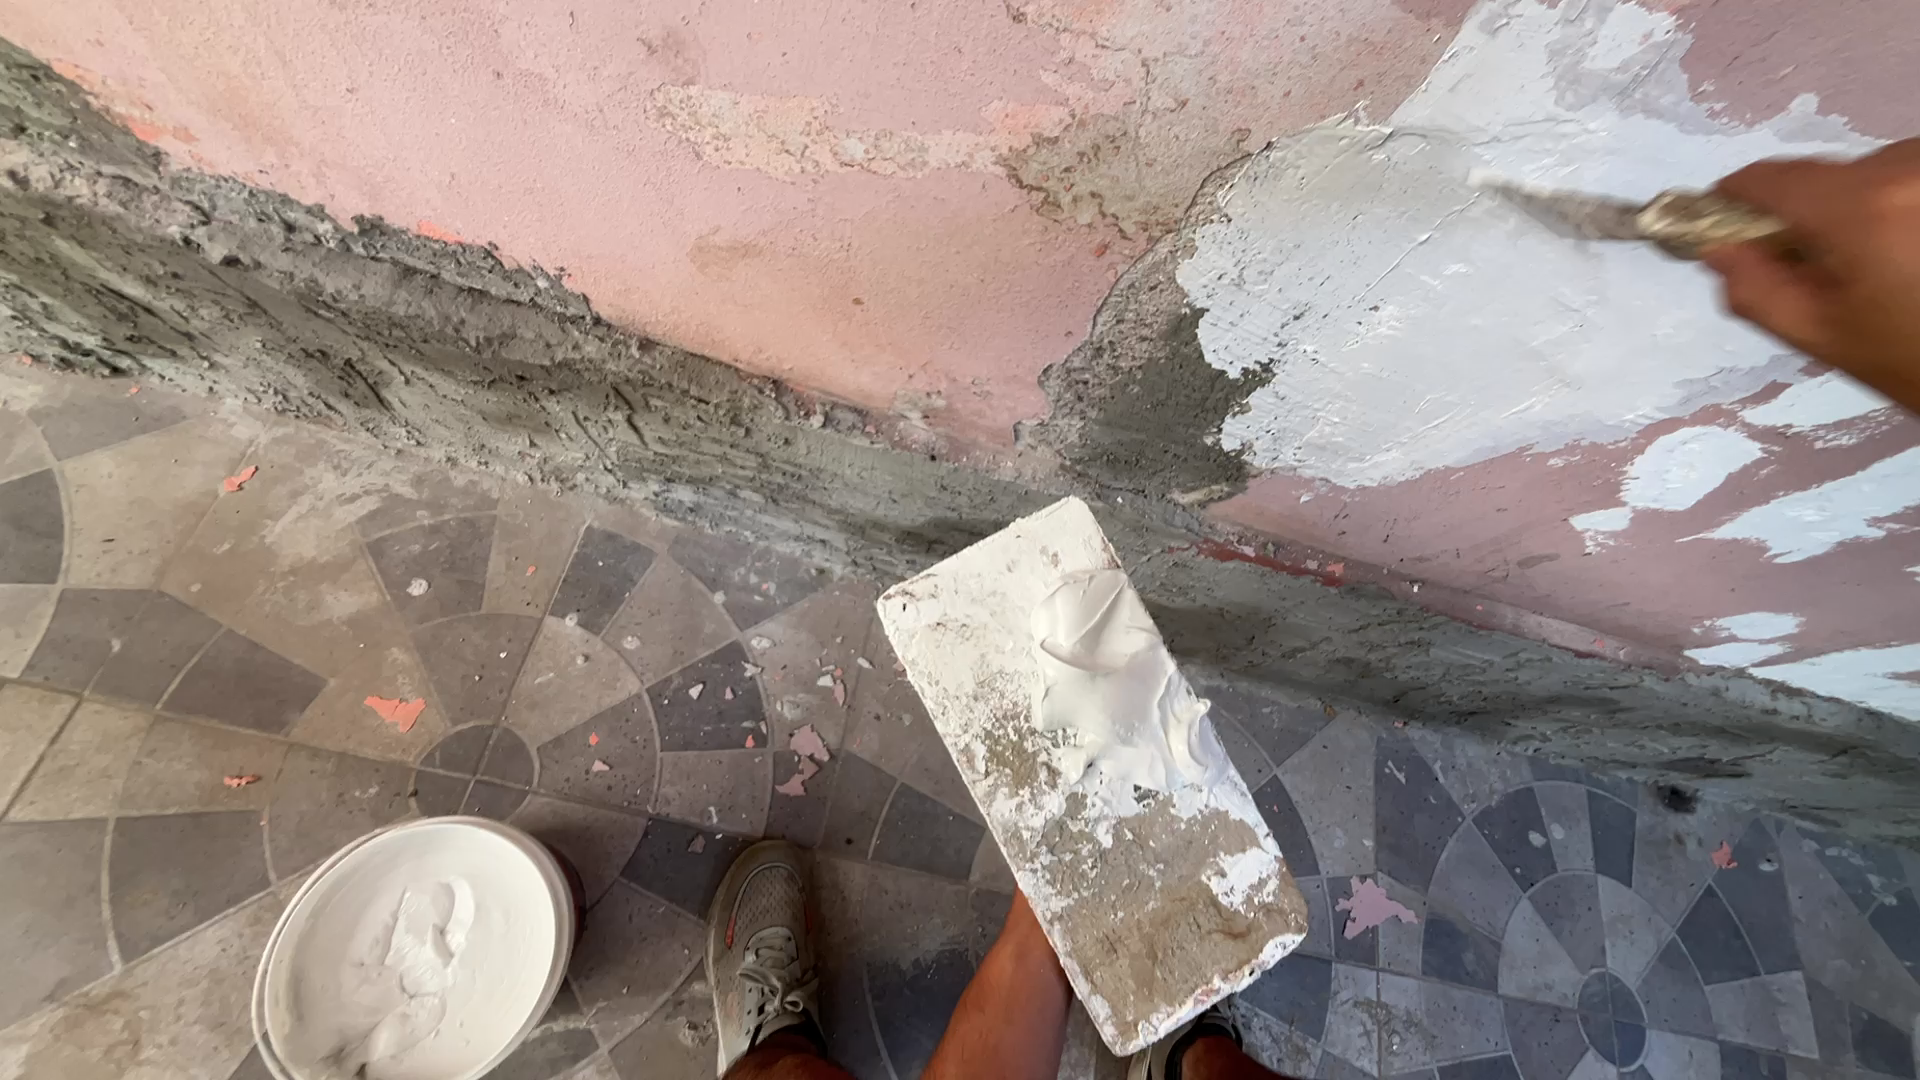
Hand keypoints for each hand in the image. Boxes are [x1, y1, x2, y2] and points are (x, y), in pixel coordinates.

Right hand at [1702, 139, 1919, 413]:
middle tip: (1820, 261)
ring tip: (1882, 256)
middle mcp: (1914, 172)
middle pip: (1837, 174)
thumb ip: (1752, 285)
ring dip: (1869, 205)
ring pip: (1888, 170)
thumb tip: (1721, 248)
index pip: (1776, 178)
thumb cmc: (1906, 353)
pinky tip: (1910, 247)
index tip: (1721, 214)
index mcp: (1862, 209)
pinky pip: (1916, 181)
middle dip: (1816, 211)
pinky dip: (1904, 206)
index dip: (1737, 194)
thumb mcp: (1812, 330)